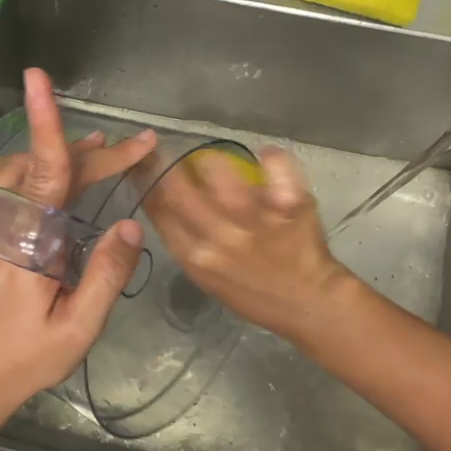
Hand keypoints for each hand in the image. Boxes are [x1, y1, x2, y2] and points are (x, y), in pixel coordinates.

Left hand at [0, 68, 153, 418]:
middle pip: (38, 168)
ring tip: (90, 156)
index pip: (39, 174)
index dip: (45, 125)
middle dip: (85, 155)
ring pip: (11, 169)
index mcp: (22, 245)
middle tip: (126, 149)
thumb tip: (130, 225)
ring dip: (50, 159)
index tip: (40, 80)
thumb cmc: (29, 354)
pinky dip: (16, 171)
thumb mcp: (79, 327)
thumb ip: (105, 275)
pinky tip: (38, 178)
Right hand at [145, 146, 354, 338]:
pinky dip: (272, 158)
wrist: (309, 303)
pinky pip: (276, 166)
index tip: (142, 163)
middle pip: (178, 187)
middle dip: (165, 161)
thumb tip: (163, 202)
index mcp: (195, 256)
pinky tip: (267, 157)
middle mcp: (220, 236)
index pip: (158, 208)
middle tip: (165, 147)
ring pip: (221, 169)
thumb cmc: (253, 293)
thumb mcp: (207, 276)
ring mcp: (255, 218)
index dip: (145, 179)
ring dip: (214, 160)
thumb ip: (185, 242)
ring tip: (217, 160)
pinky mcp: (290, 205)